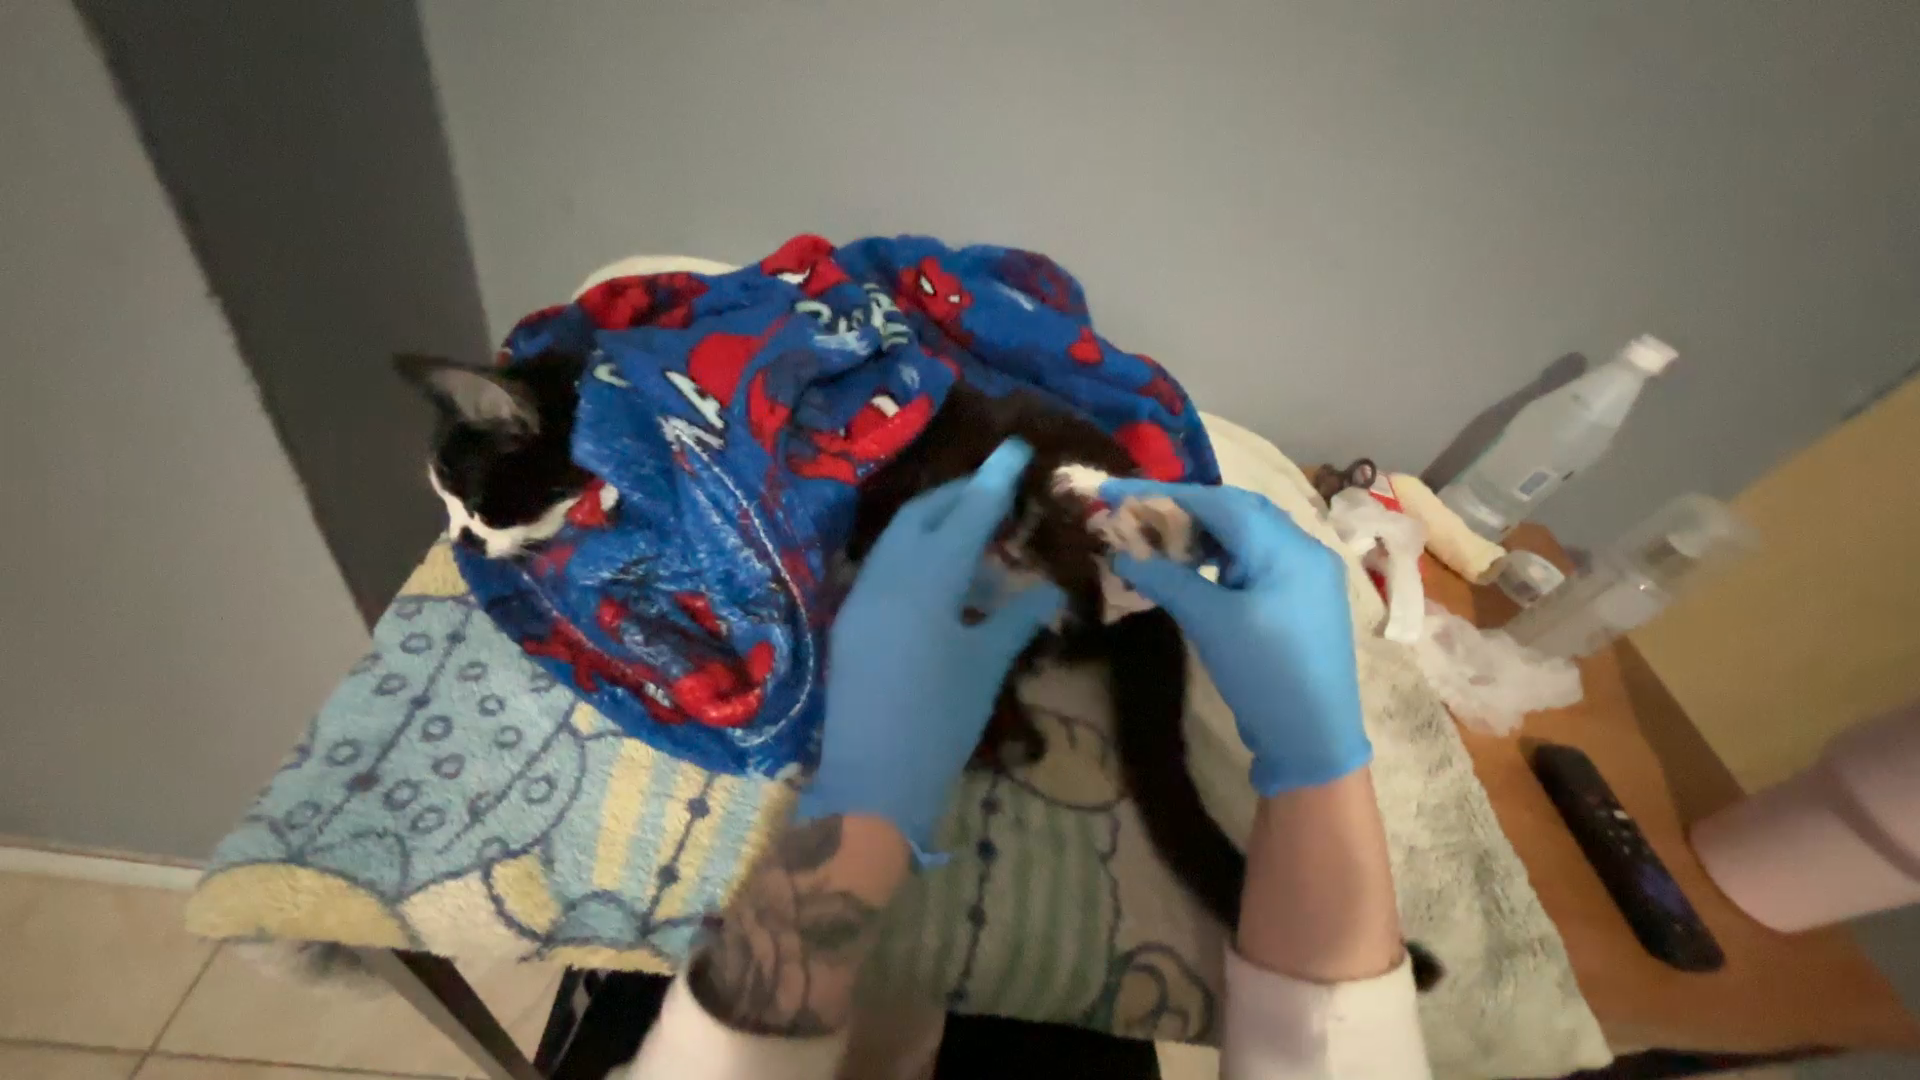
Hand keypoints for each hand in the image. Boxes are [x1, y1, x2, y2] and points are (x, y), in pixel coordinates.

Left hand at [798, 439, 1066, 851]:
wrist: (872, 780)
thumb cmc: (941, 723)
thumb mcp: (986, 666)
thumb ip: (1018, 618)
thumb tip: (1051, 590)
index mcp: (927, 583)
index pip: (967, 516)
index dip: (994, 480)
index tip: (1016, 447)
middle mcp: (886, 577)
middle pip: (922, 515)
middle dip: (958, 494)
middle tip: (995, 490)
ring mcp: (860, 596)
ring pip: (897, 539)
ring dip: (934, 524)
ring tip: (974, 532)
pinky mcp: (849, 618)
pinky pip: (883, 566)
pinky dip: (914, 555)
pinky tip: (941, 576)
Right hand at [1101, 479, 1369, 794]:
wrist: (1314, 740)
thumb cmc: (1264, 674)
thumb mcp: (1210, 622)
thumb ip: (1166, 580)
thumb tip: (1122, 555)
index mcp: (1288, 548)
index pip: (1219, 502)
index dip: (1164, 493)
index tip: (1116, 492)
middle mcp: (1304, 549)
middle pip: (1235, 511)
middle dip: (1183, 509)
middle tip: (1136, 515)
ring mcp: (1307, 574)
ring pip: (1245, 535)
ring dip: (1201, 534)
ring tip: (1160, 543)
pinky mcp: (1300, 598)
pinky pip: (1254, 560)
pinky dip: (1219, 558)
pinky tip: (1194, 570)